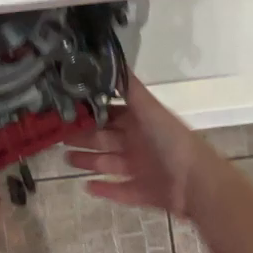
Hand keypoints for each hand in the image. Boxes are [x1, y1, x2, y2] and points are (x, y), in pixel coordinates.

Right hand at [66, 77, 226, 216]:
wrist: (195, 181)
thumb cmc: (170, 139)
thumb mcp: (148, 108)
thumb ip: (129, 87)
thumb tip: (109, 58)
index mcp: (140, 122)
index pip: (111, 114)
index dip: (91, 112)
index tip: (66, 109)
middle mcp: (138, 143)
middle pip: (105, 138)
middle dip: (84, 136)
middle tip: (58, 135)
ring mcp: (140, 169)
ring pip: (108, 163)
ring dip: (88, 160)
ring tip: (65, 158)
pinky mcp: (140, 193)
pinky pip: (118, 190)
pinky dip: (104, 189)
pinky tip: (85, 186)